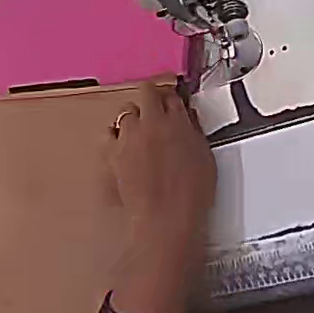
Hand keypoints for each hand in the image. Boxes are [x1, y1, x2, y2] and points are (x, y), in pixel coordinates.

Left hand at [105, 83, 216, 312]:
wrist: (164, 221)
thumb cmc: (191, 196)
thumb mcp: (205, 159)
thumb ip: (193, 133)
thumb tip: (186, 121)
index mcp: (178, 121)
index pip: (172, 95)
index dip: (172, 99)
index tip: (173, 105)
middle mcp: (151, 122)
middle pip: (147, 92)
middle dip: (152, 98)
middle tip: (157, 111)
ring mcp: (129, 135)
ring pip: (126, 110)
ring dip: (134, 117)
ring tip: (140, 132)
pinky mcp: (112, 152)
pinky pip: (109, 132)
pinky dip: (115, 135)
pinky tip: (122, 145)